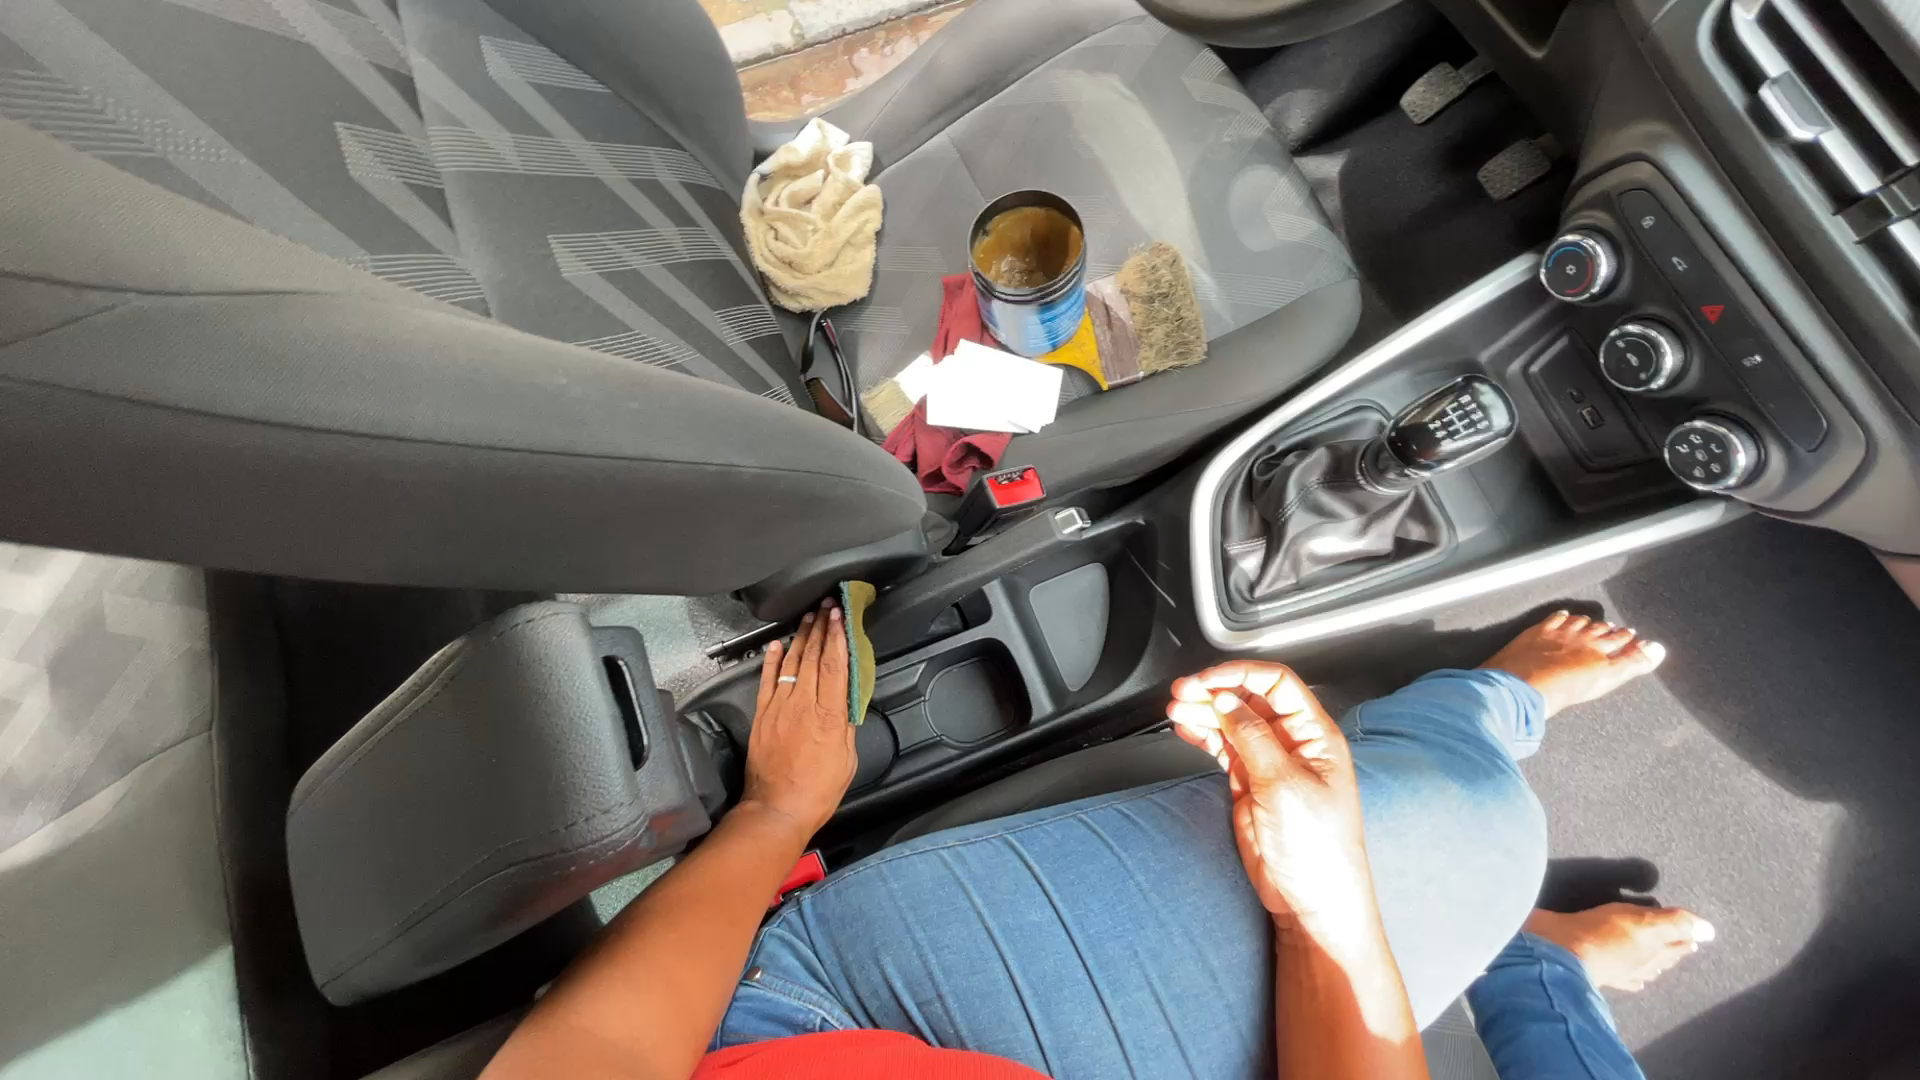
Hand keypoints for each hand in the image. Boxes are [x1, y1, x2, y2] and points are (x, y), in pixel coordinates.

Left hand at [740, 601, 858, 839]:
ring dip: (802, 637)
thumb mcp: (847, 757)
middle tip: (827, 606)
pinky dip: (773, 660)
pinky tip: (778, 644)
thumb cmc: (817, 790)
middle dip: (822, 628)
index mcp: (829, 715)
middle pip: (814, 656)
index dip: (838, 637)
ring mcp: (780, 707)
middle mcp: (804, 704)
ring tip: (809, 617)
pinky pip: (768, 680)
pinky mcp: (763, 715)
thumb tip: (847, 702)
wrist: (777, 809)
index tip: (840, 616)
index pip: (836, 665)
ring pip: (793, 663)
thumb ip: (846, 724)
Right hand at [1167, 663, 1377, 942]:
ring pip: (1231, 721)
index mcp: (1315, 736)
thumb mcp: (1285, 785)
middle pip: (1249, 700)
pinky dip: (1202, 734)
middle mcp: (1292, 744)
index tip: (1208, 679)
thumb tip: (1227, 701)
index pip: (1277, 685)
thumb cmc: (1319, 852)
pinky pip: (1222, 746)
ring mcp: (1268, 763)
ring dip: (1203, 711)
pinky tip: (1185, 728)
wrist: (1312, 903)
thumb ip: (1253, 737)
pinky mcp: (1248, 782)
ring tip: (1176, 709)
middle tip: (1183, 692)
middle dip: (1214, 691)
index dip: (1240, 675)